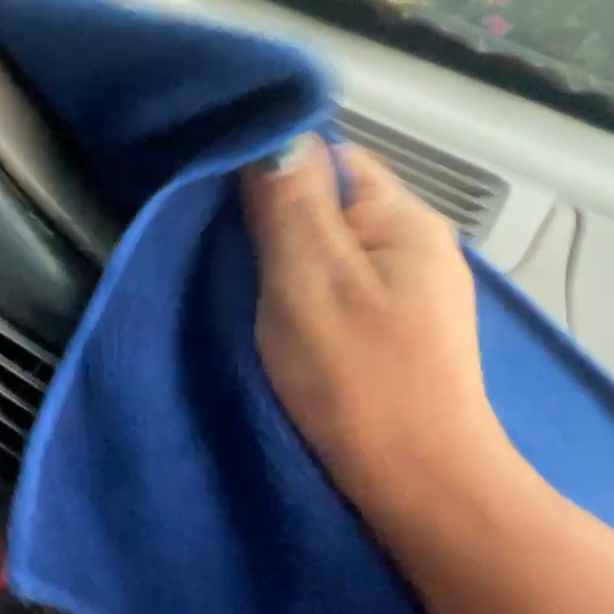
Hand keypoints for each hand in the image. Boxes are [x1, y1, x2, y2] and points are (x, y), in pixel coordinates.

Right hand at [240, 134, 505, 498]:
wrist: (407, 474)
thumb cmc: (353, 374)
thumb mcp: (308, 282)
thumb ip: (289, 210)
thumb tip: (271, 139)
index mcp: (400, 220)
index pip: (328, 159)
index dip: (268, 165)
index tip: (208, 189)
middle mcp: (410, 241)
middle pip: (324, 199)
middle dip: (264, 209)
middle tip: (204, 234)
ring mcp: (400, 283)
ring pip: (322, 240)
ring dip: (272, 247)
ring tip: (223, 266)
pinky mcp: (382, 320)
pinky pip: (326, 275)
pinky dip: (287, 279)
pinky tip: (259, 299)